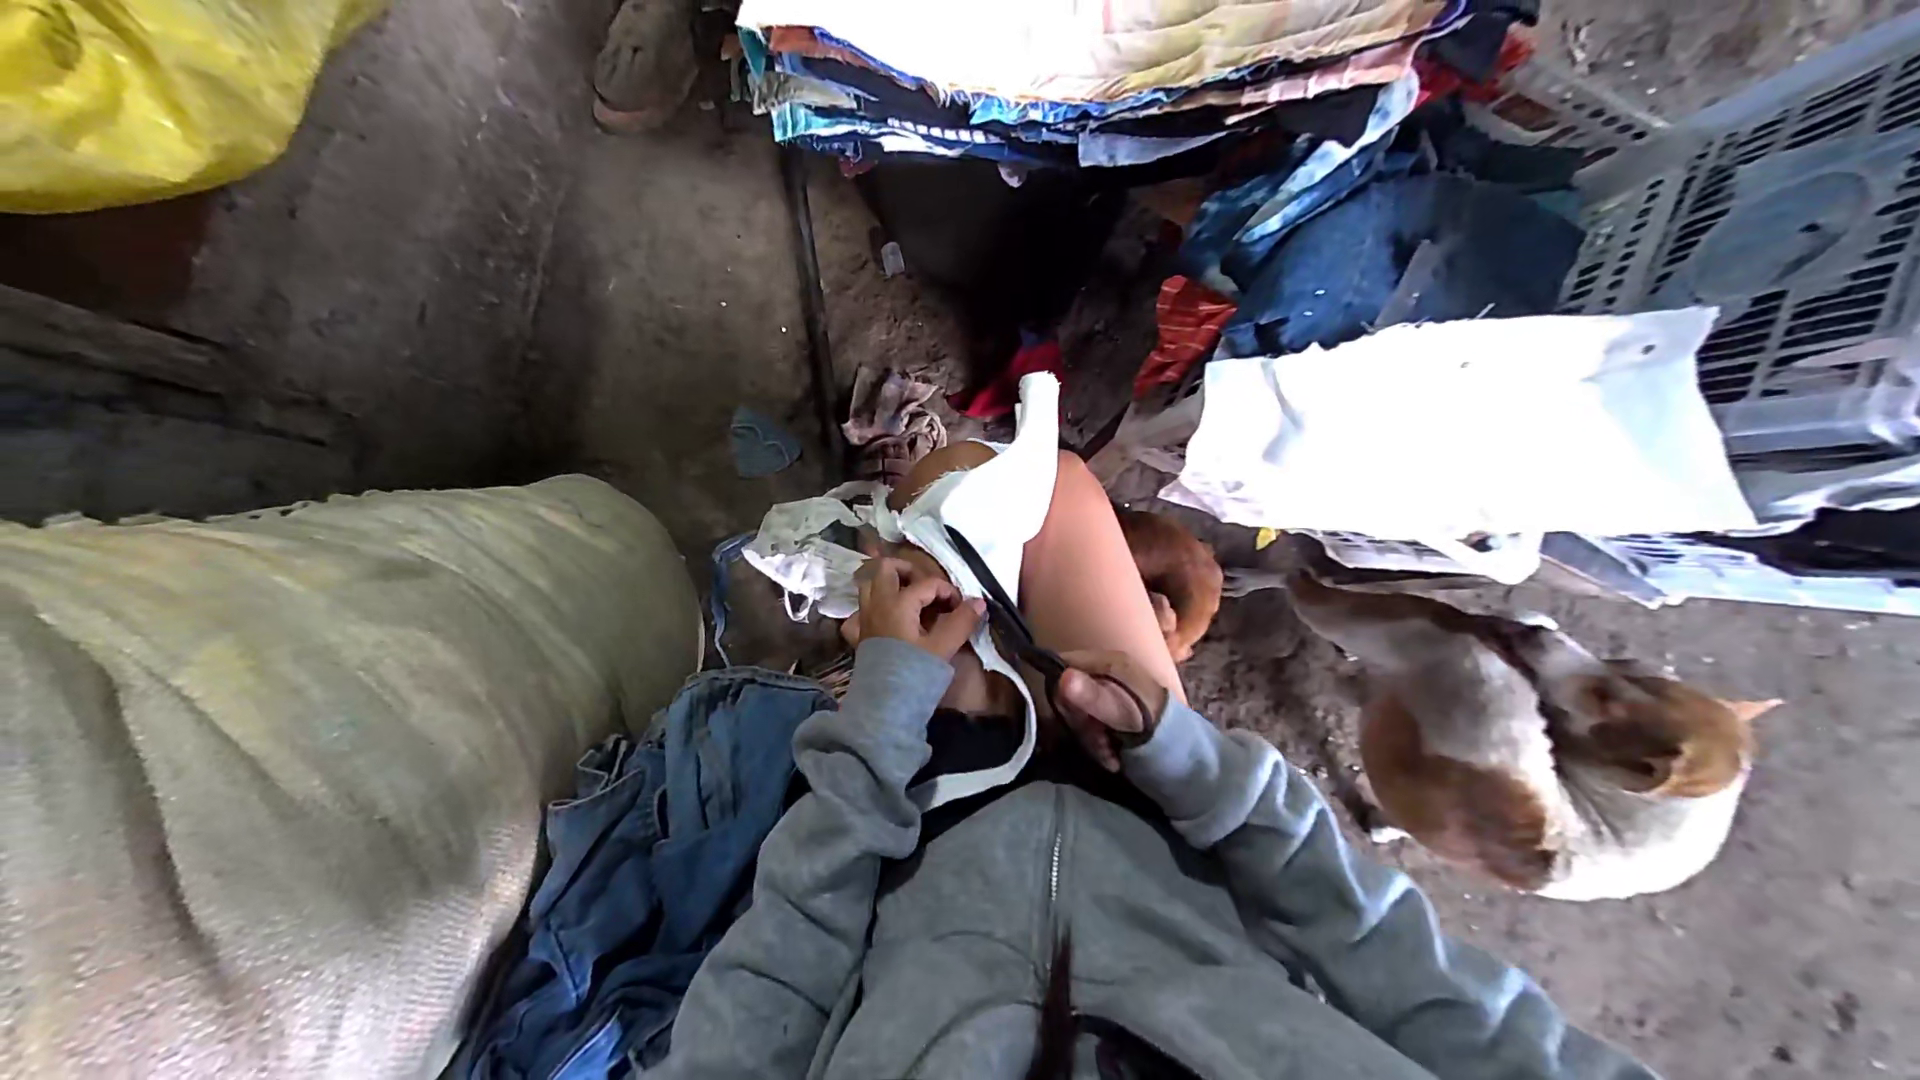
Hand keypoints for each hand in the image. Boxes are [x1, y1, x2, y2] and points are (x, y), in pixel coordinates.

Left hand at [855, 556, 984, 661]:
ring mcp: (864, 619)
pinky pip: (858, 614)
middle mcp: (877, 605)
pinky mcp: (859, 637)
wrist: (885, 706)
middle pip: (885, 569)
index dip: (948, 591)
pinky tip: (882, 618)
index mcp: (898, 603)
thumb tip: (979, 602)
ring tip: (907, 595)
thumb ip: (961, 621)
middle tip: (926, 584)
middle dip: (908, 570)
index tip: (961, 607)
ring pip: (868, 586)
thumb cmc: (915, 674)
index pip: (927, 583)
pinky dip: (869, 610)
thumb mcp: (943, 647)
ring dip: (886, 584)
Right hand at [1055, 650, 1170, 771]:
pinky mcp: (1112, 714)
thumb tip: (1062, 678)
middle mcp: (1106, 673)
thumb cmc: (1153, 726)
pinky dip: (1097, 744)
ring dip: (1089, 738)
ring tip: (1107, 755)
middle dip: (1079, 722)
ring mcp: (1109, 694)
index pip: (1063, 663)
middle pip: (1069, 693)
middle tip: (1095, 740)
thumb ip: (1090, 696)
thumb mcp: (1120, 712)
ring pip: (1078, 714)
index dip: (1058, 688)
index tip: (1066, 714)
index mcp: (1109, 662)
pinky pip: (1090, 726)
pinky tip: (1110, 758)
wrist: (1186, 756)